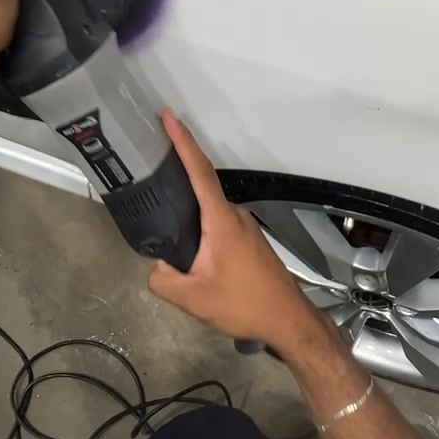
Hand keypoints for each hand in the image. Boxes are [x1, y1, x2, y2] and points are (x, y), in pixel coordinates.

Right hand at [148, 110, 324, 352]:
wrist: (287, 321)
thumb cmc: (245, 304)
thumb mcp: (194, 299)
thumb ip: (164, 280)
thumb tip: (156, 267)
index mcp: (221, 221)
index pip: (199, 172)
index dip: (183, 142)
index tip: (169, 117)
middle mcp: (235, 216)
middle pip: (201, 188)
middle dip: (177, 178)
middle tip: (151, 169)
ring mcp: (245, 227)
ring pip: (209, 212)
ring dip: (190, 215)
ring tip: (166, 223)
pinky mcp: (249, 240)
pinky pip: (218, 225)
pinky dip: (202, 228)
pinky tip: (192, 250)